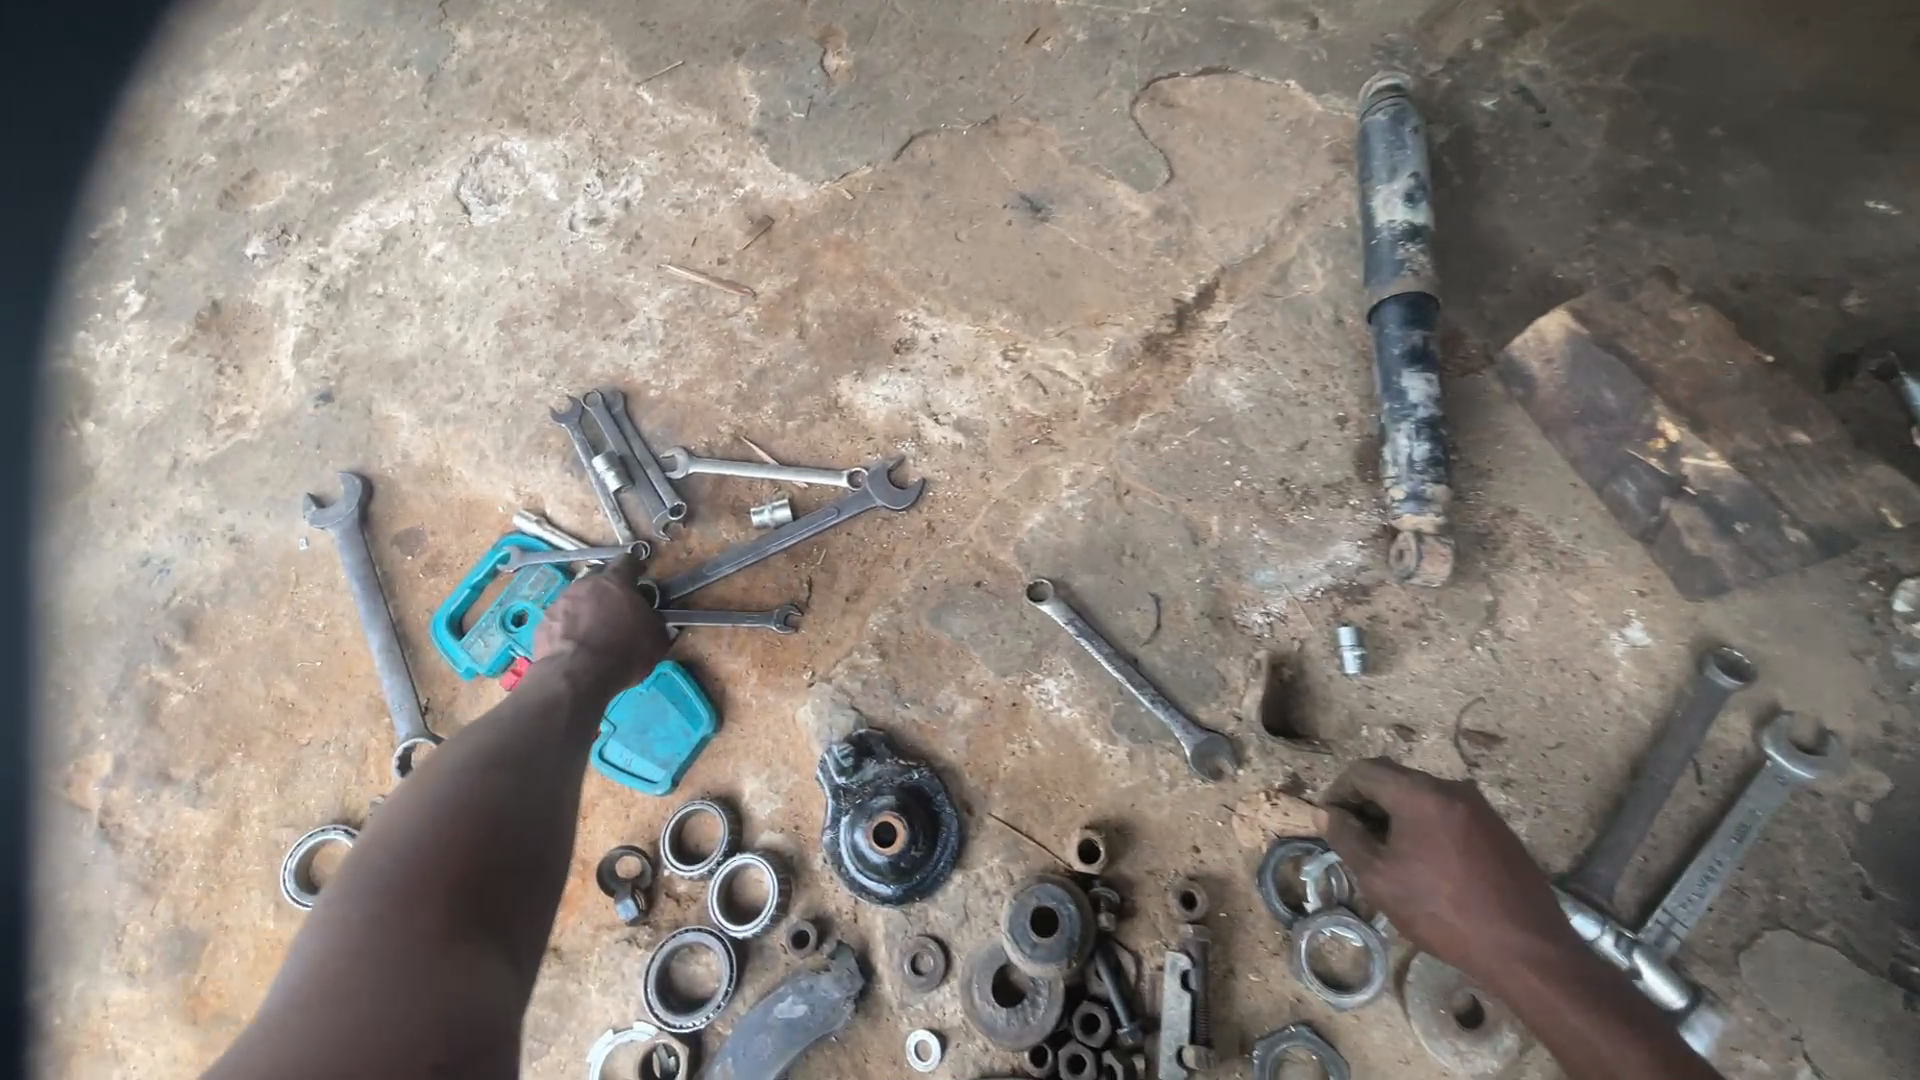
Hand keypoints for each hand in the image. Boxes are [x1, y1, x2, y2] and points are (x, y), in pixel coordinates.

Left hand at [532, 554, 668, 693]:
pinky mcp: (544, 623)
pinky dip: (570, 626)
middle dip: (608, 588)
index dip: (635, 567)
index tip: (640, 575)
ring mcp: (561, 602)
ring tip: (595, 630)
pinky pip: (562, 618)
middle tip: (618, 606)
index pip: (627, 561)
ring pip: (577, 598)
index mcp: (616, 582)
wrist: (576, 676)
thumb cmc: (624, 652)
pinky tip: (577, 645)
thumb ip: (656, 622)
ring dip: (587, 608)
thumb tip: (653, 619)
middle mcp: (586, 585)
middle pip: (598, 577)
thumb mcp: (656, 639)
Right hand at [1316, 758, 1576, 984]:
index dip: (1339, 791)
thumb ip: (1346, 838)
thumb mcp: (1379, 877)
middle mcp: (1452, 789)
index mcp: (1420, 794)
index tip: (1331, 821)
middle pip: (1394, 780)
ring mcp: (1480, 809)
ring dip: (1395, 815)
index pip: (1364, 771)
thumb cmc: (1442, 912)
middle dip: (1366, 803)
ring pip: (1421, 797)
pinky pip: (1447, 814)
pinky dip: (1424, 826)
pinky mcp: (1498, 830)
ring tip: (1386, 853)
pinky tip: (1424, 863)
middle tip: (1353, 838)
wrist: (1527, 951)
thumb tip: (1325, 813)